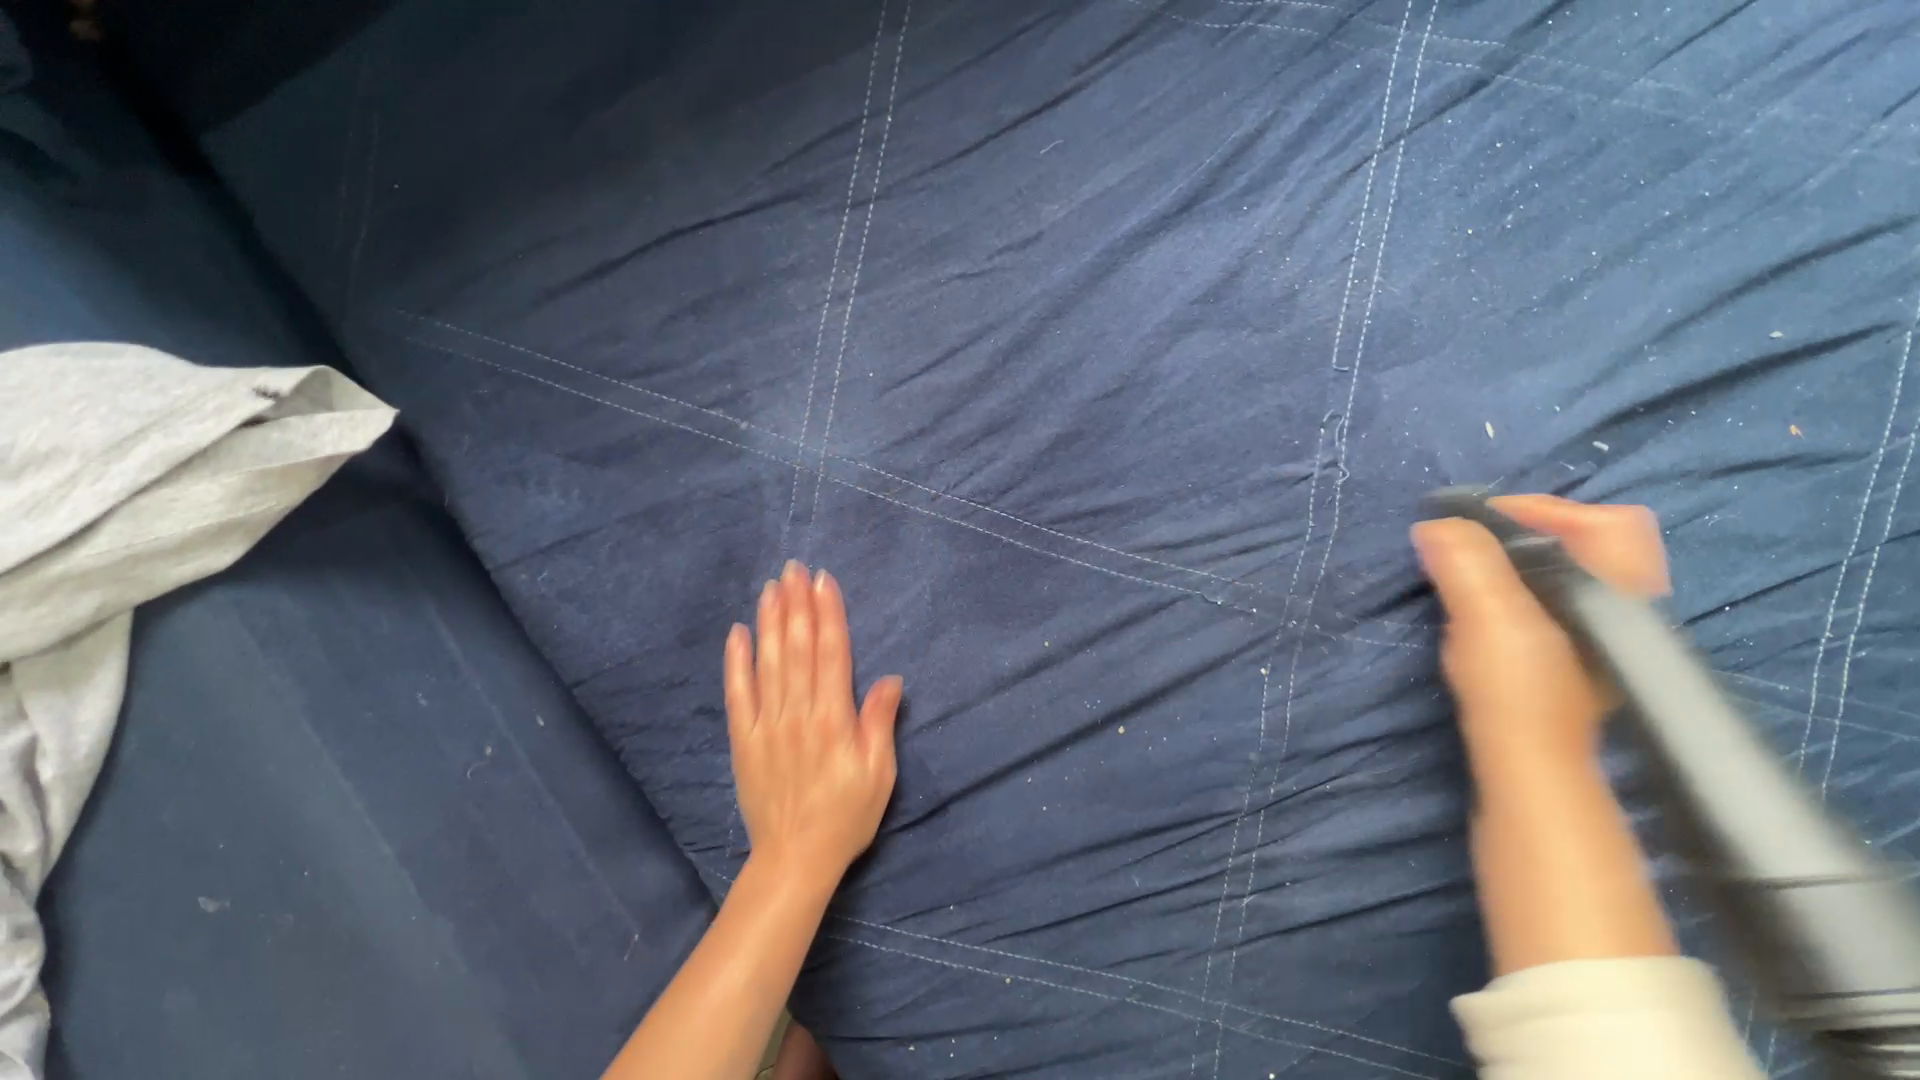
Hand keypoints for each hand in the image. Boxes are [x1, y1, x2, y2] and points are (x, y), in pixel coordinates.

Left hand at [725, 561, 902, 883]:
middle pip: (798, 648)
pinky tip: (738, 632)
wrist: (795, 859)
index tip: (824, 581)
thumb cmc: (846, 816)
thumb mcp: (880, 775)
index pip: (832, 654)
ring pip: (768, 662)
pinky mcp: (742, 740)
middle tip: (793, 568)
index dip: (829, 614)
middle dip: (797, 605)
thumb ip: (880, 724)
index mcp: (834, 720)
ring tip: (770, 587)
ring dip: (770, 621)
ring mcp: (766, 725)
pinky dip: (736, 662)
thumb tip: (889, 678)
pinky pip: (737, 694)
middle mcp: (798, 713)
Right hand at [1411, 495, 1668, 773]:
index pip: (1599, 519)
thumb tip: (1435, 525)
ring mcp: (1598, 632)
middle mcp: (1620, 604)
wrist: (1524, 766)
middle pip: (1581, 541)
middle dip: (1521, 534)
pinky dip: (1513, 590)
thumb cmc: (1517, 688)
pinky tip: (1480, 609)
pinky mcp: (1571, 655)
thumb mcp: (1488, 616)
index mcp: (1617, 588)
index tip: (1474, 522)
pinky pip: (1547, 599)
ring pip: (1563, 571)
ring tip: (1467, 572)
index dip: (1536, 509)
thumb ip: (1466, 562)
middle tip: (1469, 544)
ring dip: (1513, 562)